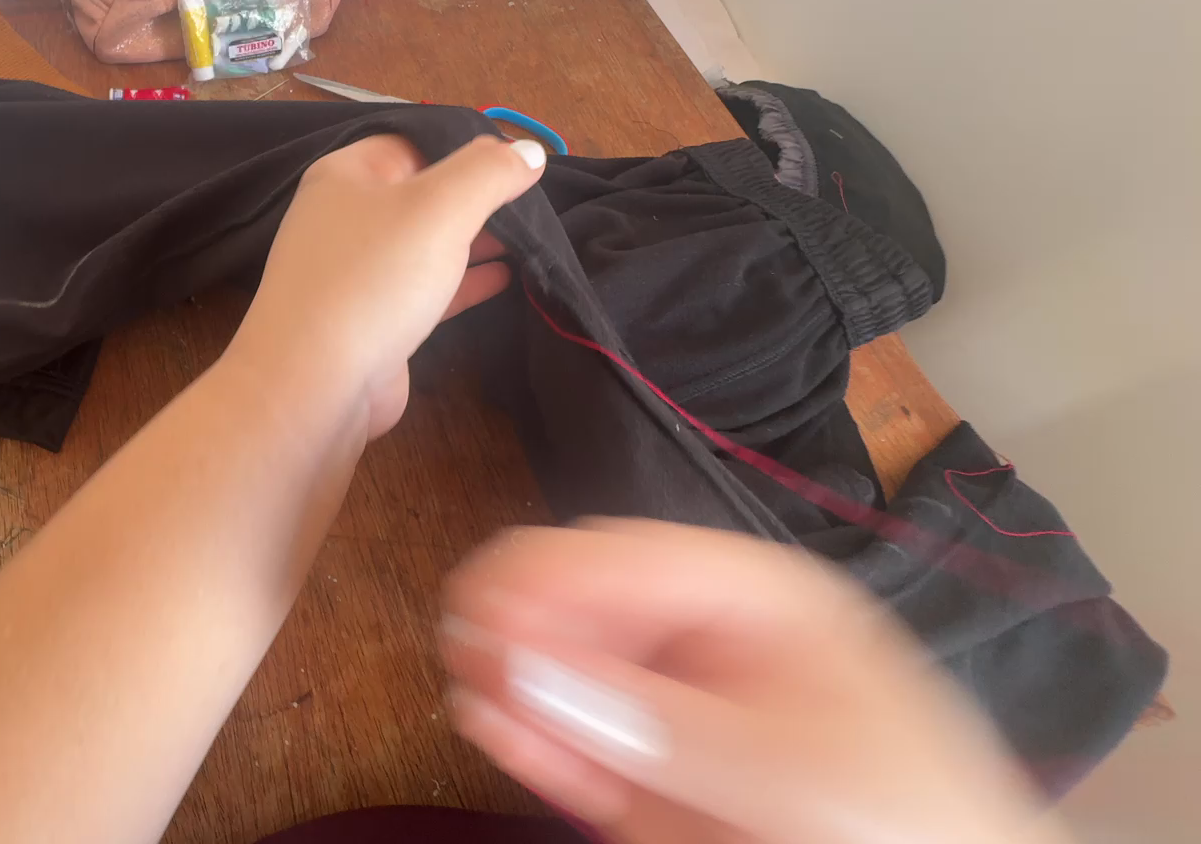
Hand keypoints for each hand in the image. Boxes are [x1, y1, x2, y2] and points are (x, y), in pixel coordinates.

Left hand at [227, 133, 545, 438]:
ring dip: (475, 239)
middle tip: (537, 202)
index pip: (413, 143)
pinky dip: (463, 280)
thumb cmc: (375, 277)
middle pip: (422, 193)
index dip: (467, 147)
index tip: (522, 160)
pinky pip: (424, 287)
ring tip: (535, 237)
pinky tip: (507, 277)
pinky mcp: (371, 318)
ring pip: (425, 243)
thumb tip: (528, 149)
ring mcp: (355, 271)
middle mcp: (344, 218)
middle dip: (477, 197)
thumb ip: (488, 172)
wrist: (317, 382)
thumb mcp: (439, 207)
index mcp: (345, 175)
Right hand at [441, 519, 1071, 843]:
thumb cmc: (907, 830)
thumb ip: (655, 720)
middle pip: (581, 599)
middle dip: (519, 620)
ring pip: (563, 662)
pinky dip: (529, 731)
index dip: (547, 573)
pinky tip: (493, 728)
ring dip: (511, 674)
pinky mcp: (644, 759)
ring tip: (468, 691)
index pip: (626, 555)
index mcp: (749, 596)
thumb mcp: (796, 773)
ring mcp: (664, 696)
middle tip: (463, 645)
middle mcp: (694, 631)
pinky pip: (572, 732)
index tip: (482, 605)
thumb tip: (523, 665)